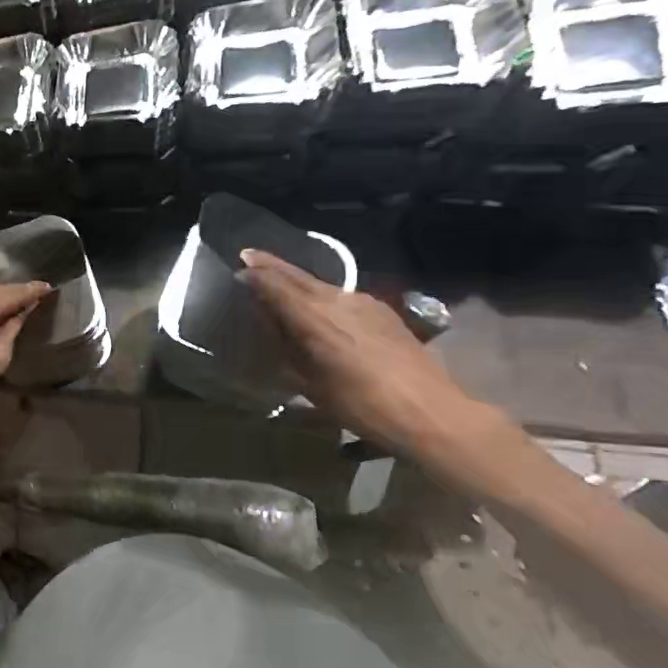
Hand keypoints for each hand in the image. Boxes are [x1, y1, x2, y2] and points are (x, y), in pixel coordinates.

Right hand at [239, 249, 489, 454]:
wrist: (428, 411)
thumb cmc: (361, 406)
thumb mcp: (312, 384)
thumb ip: (288, 348)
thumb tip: (271, 323)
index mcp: (314, 318)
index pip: (276, 285)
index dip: (256, 275)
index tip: (239, 268)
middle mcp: (338, 300)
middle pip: (299, 276)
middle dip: (273, 266)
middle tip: (251, 256)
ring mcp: (364, 302)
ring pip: (322, 286)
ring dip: (299, 282)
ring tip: (283, 284)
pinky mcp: (384, 311)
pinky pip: (344, 297)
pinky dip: (324, 297)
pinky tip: (324, 310)